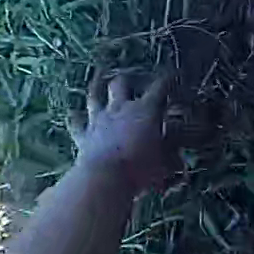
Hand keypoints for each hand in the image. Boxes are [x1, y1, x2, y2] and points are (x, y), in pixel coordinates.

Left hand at [71, 71, 170, 194]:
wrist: (105, 178)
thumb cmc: (141, 167)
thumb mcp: (165, 163)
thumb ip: (171, 157)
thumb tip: (180, 161)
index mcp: (146, 109)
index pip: (160, 87)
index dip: (168, 79)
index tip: (174, 75)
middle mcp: (121, 108)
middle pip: (121, 84)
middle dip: (127, 80)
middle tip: (131, 79)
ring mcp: (99, 119)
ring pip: (95, 96)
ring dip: (96, 88)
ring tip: (97, 80)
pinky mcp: (84, 135)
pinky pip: (76, 122)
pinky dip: (75, 117)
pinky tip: (73, 113)